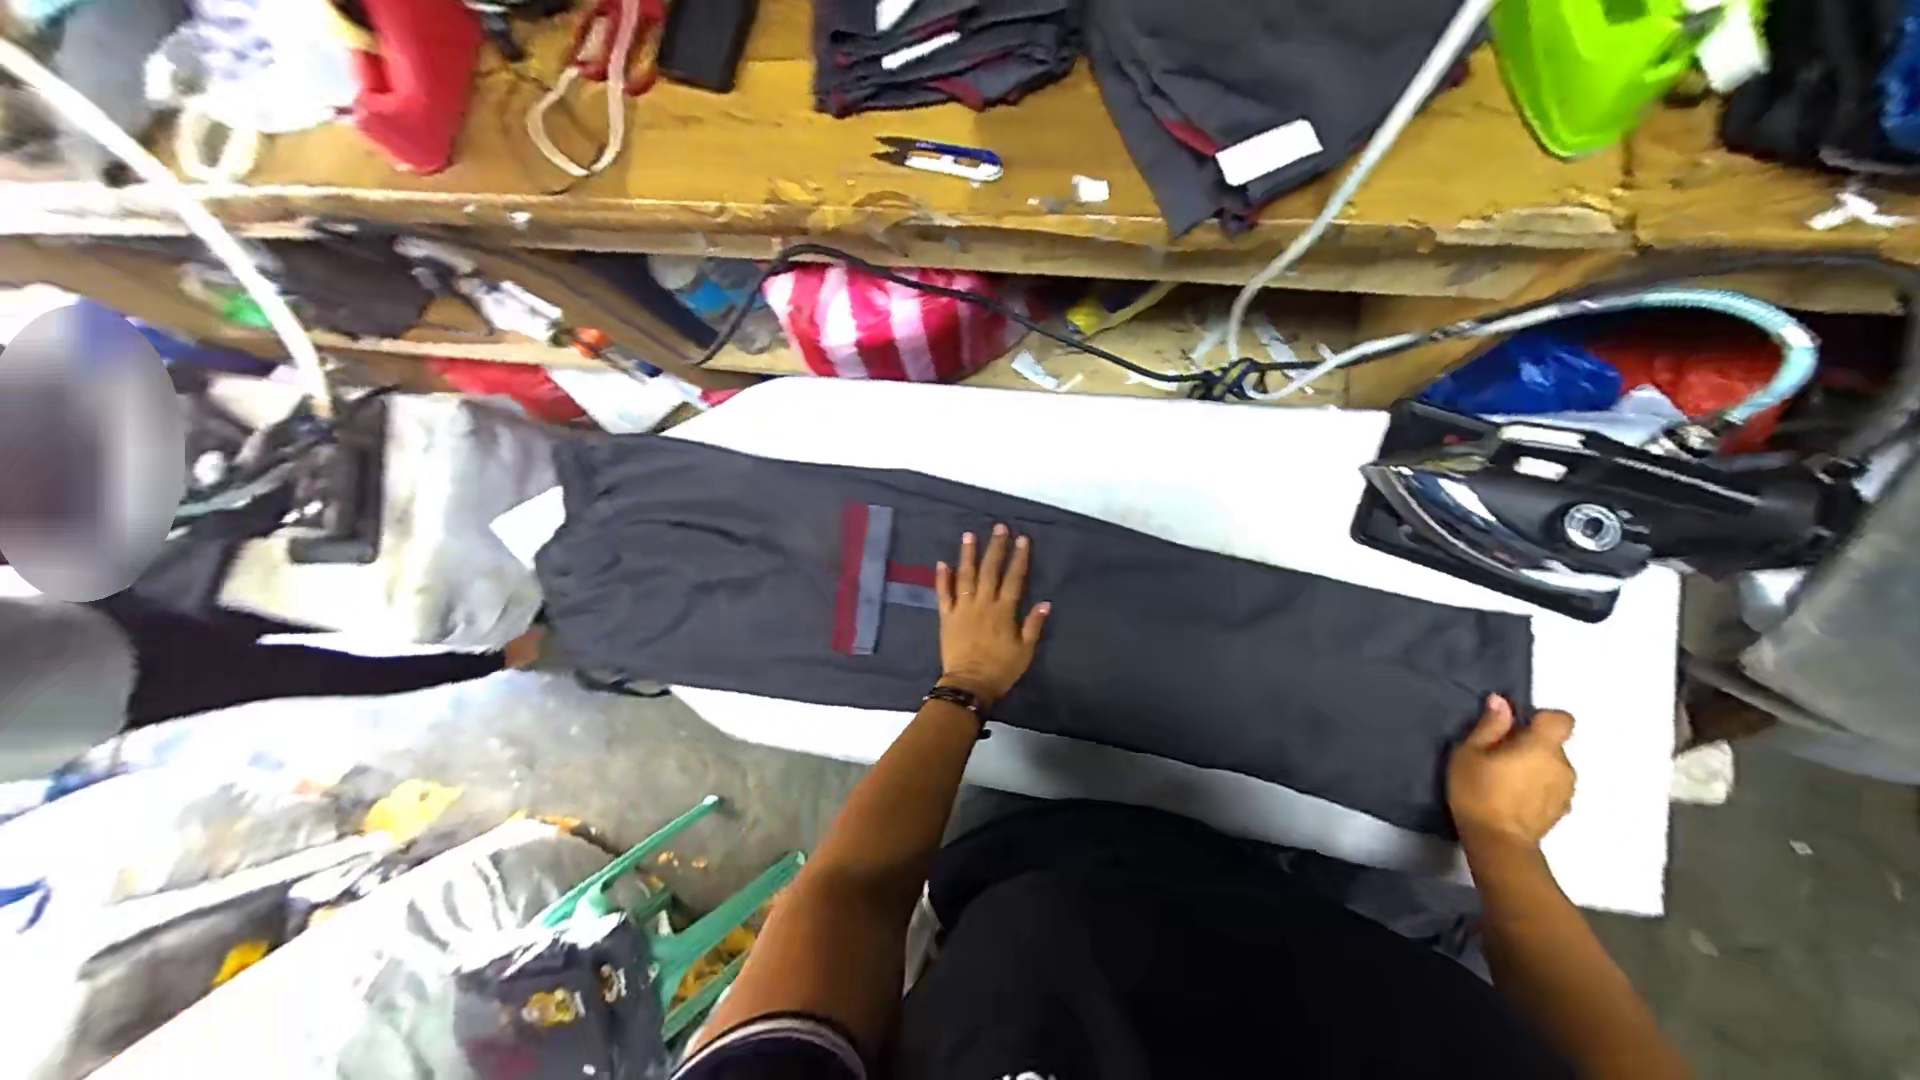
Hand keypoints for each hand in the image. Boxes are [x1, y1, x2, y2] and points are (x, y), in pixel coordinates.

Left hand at [934, 524, 1049, 705]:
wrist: (969, 684)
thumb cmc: (1001, 669)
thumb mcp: (1025, 651)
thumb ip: (1033, 625)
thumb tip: (1045, 603)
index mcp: (1004, 611)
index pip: (1014, 579)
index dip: (1019, 558)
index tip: (1022, 539)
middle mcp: (983, 604)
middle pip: (990, 570)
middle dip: (996, 548)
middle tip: (999, 527)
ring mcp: (962, 609)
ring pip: (965, 576)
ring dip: (968, 554)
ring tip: (970, 535)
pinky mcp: (946, 617)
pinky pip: (943, 594)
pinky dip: (942, 578)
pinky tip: (942, 562)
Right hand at [1447, 694, 1575, 851]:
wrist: (1498, 841)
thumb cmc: (1477, 790)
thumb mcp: (1470, 752)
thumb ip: (1490, 726)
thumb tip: (1501, 702)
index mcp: (1541, 747)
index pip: (1561, 719)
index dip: (1541, 717)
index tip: (1515, 726)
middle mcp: (1563, 765)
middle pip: (1552, 743)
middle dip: (1529, 743)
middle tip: (1496, 755)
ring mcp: (1567, 789)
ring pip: (1552, 764)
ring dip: (1534, 764)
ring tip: (1503, 778)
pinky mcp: (1563, 808)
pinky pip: (1553, 784)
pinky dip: (1537, 783)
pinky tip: (1513, 795)